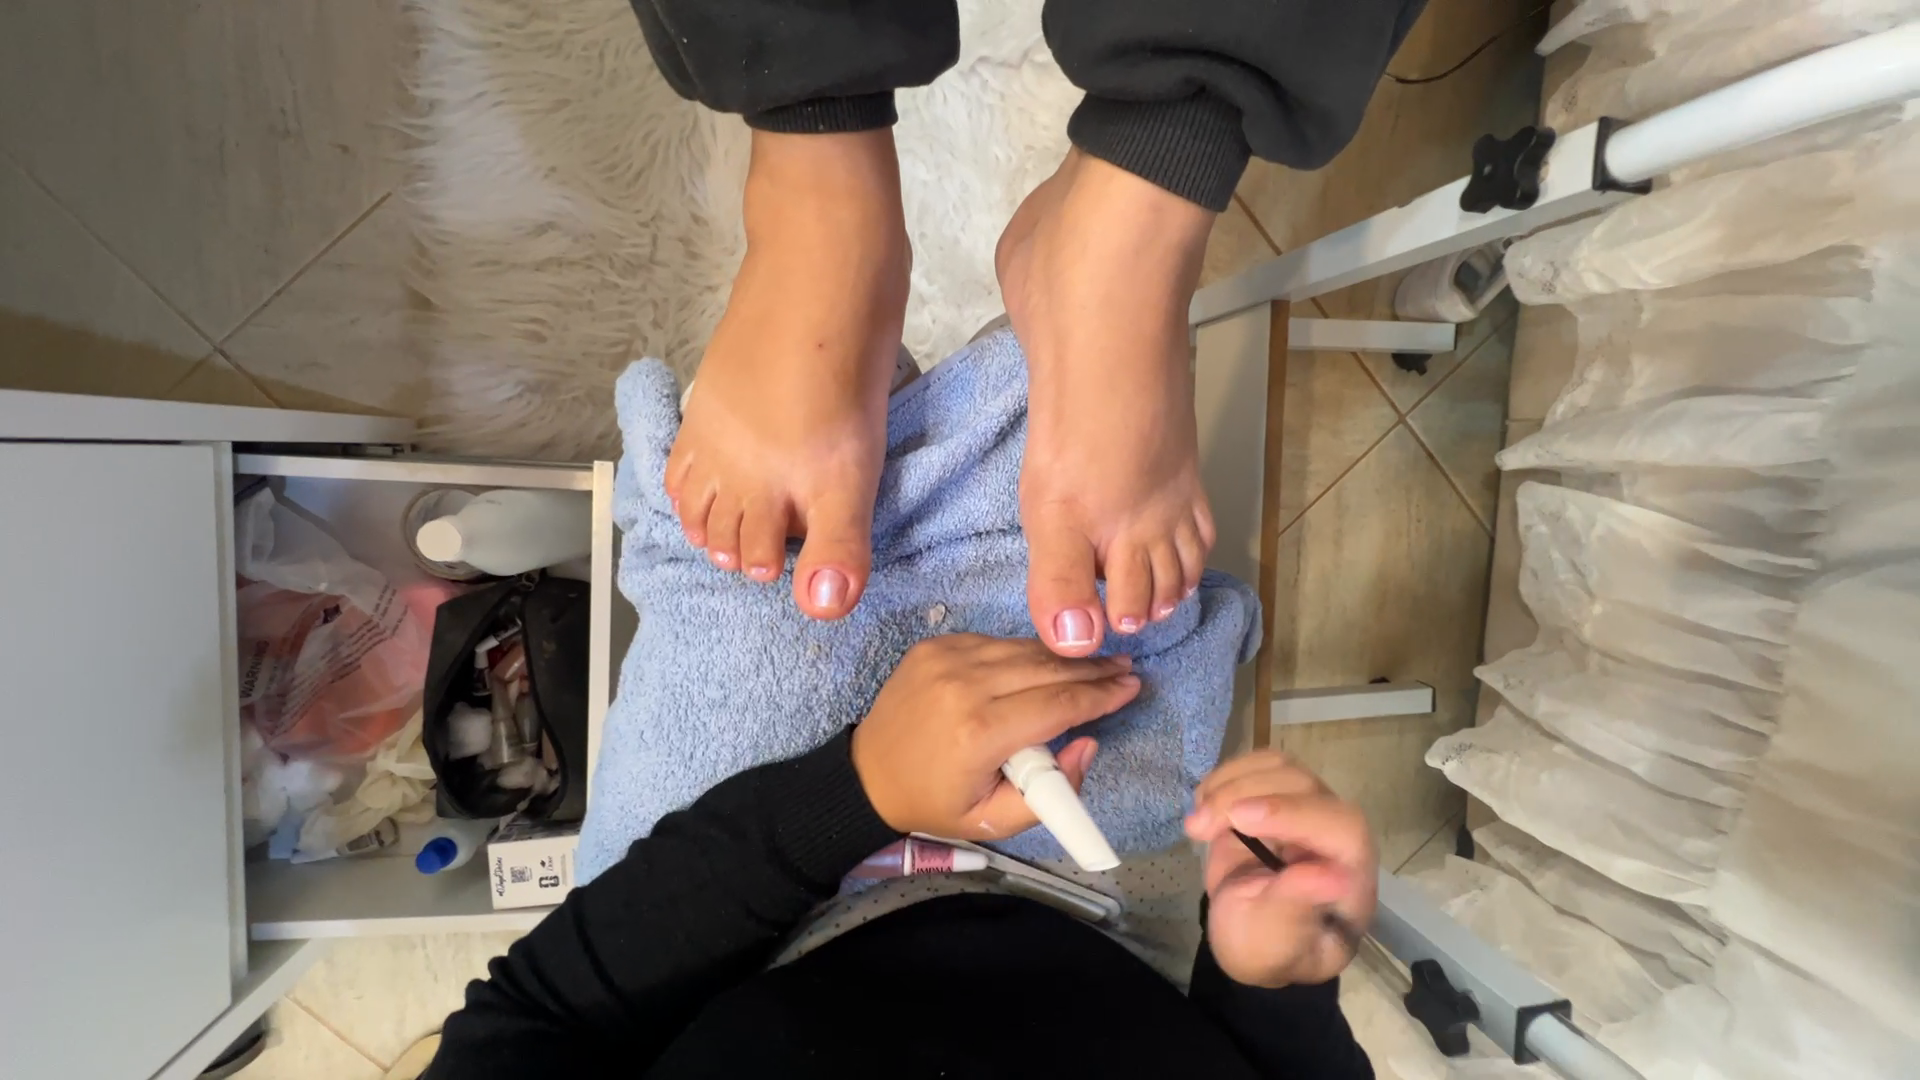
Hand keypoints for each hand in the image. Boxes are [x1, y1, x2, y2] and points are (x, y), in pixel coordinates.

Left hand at [851, 635, 1138, 839]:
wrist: (867, 773)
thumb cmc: (935, 801)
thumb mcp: (994, 821)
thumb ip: (1050, 792)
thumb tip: (1088, 743)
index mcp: (979, 732)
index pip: (1057, 704)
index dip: (1100, 696)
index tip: (1132, 688)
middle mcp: (964, 684)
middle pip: (1046, 668)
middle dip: (1091, 669)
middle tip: (1126, 669)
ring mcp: (947, 656)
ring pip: (1023, 649)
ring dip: (1062, 656)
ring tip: (1097, 662)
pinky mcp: (937, 643)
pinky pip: (996, 642)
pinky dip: (1025, 652)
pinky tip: (1046, 660)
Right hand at [1184, 751, 1377, 988]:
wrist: (1246, 933)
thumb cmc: (1268, 946)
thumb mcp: (1275, 943)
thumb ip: (1297, 909)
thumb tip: (1331, 875)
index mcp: (1350, 871)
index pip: (1339, 825)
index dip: (1291, 813)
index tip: (1239, 819)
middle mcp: (1334, 831)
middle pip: (1300, 784)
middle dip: (1241, 796)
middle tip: (1196, 829)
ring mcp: (1305, 806)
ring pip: (1275, 766)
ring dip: (1227, 784)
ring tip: (1196, 823)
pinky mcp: (1275, 793)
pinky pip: (1254, 765)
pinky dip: (1222, 778)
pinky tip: (1203, 806)